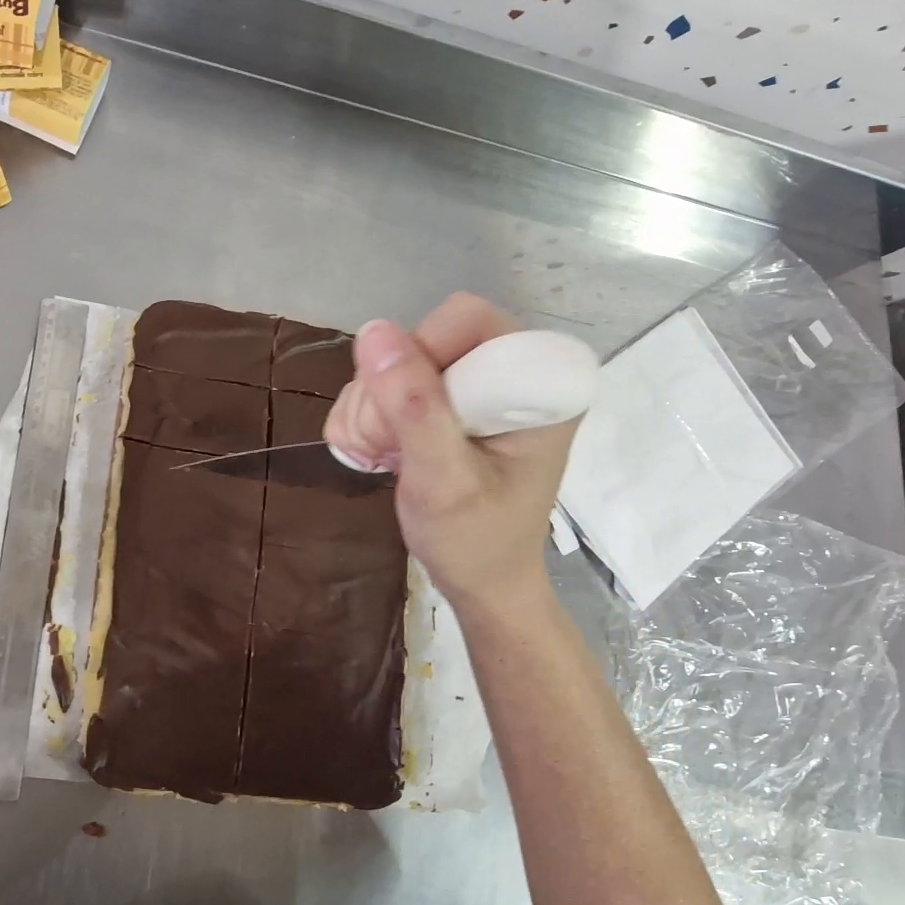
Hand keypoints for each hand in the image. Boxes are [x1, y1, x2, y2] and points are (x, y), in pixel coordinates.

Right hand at [324, 294, 577, 607]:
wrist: (480, 584)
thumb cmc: (476, 541)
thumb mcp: (444, 480)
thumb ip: (414, 407)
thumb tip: (374, 332)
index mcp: (539, 380)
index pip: (464, 321)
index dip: (420, 360)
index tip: (408, 423)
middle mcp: (508, 371)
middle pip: (420, 337)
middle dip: (386, 394)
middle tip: (388, 449)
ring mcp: (470, 385)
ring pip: (392, 362)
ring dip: (369, 410)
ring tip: (382, 458)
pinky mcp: (442, 401)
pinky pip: (382, 383)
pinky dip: (365, 418)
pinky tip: (377, 454)